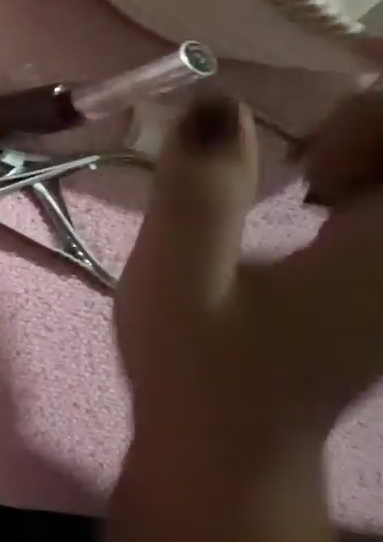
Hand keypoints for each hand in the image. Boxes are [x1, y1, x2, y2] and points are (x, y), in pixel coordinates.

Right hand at [116, 96, 382, 460]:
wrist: (229, 443)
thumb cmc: (198, 364)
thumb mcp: (178, 275)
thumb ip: (200, 189)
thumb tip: (216, 98)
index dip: (368, 118)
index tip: (298, 162)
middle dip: (369, 129)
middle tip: (300, 169)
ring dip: (368, 151)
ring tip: (304, 186)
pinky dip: (367, 179)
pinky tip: (321, 204)